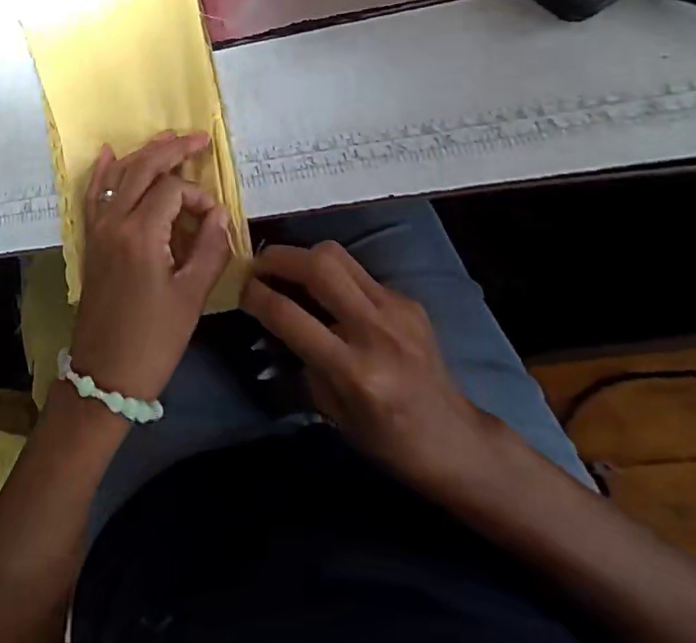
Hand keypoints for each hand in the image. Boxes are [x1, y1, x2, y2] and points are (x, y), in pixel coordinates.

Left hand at [69, 132, 233, 400]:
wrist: (105, 375)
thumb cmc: (154, 340)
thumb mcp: (192, 296)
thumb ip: (211, 248)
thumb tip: (219, 214)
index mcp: (140, 234)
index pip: (172, 191)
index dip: (198, 196)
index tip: (215, 221)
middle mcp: (114, 223)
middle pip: (142, 169)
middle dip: (171, 149)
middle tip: (199, 138)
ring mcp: (97, 231)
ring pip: (118, 177)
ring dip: (144, 155)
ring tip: (168, 139)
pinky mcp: (91, 242)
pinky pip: (94, 196)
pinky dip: (103, 173)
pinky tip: (108, 153)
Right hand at [242, 242, 498, 487]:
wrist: (455, 439)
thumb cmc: (387, 439)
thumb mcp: (331, 411)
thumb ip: (304, 360)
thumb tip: (279, 320)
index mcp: (353, 370)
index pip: (289, 315)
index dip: (255, 295)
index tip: (239, 287)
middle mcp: (375, 330)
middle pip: (318, 266)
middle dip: (278, 257)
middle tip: (257, 265)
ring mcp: (397, 310)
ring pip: (339, 256)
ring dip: (304, 256)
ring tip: (286, 269)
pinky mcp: (409, 300)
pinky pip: (360, 274)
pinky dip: (334, 276)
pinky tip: (329, 294)